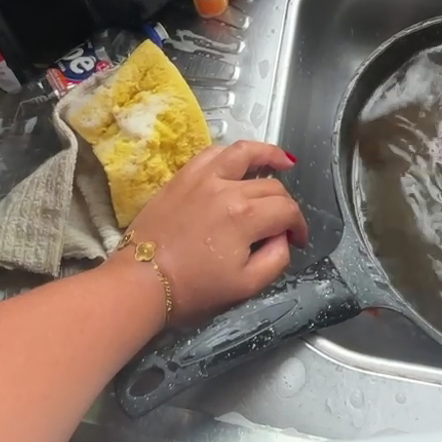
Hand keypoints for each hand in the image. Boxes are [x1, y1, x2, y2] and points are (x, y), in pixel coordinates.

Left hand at [120, 142, 308, 324]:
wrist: (143, 280)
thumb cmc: (193, 288)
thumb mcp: (245, 286)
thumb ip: (275, 259)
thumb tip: (283, 238)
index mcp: (245, 216)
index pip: (286, 210)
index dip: (299, 225)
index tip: (298, 239)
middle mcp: (227, 187)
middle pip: (270, 185)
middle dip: (285, 204)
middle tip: (284, 223)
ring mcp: (203, 176)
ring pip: (243, 152)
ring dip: (267, 154)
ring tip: (282, 160)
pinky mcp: (183, 174)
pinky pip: (212, 153)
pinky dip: (231, 153)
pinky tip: (238, 160)